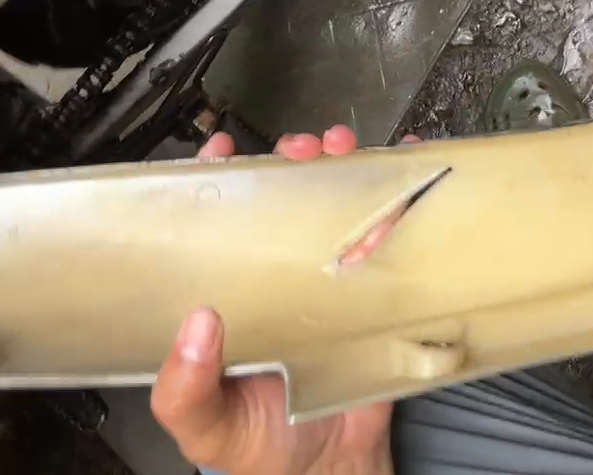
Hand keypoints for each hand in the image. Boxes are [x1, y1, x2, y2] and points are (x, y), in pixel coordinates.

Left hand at [151, 125, 415, 474]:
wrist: (337, 464)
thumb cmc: (264, 442)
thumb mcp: (209, 425)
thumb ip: (185, 389)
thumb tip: (199, 322)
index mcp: (238, 288)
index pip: (221, 220)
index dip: (219, 179)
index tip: (221, 151)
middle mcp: (284, 265)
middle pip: (286, 192)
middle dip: (292, 156)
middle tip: (302, 150)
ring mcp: (335, 266)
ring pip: (337, 195)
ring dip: (343, 159)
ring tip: (345, 150)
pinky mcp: (379, 276)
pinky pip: (393, 221)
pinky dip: (402, 182)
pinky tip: (407, 161)